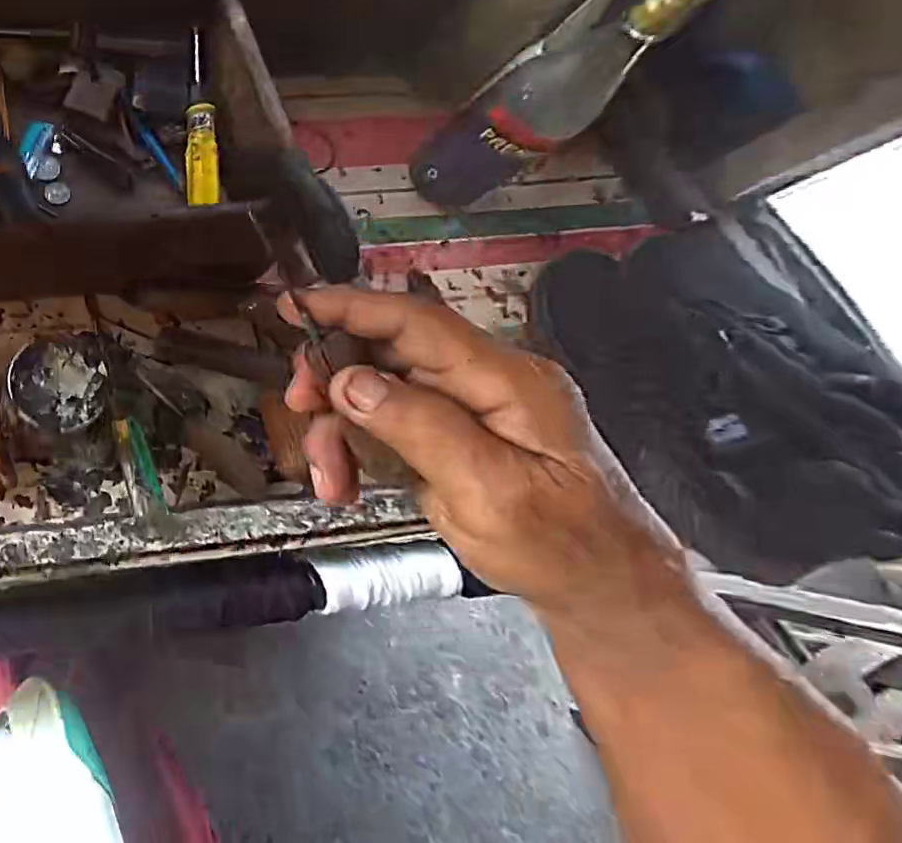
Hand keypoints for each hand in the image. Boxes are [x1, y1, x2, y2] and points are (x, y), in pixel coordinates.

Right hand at [281, 286, 694, 625]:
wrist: (604, 596)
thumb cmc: (567, 550)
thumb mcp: (491, 494)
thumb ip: (420, 429)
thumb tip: (351, 382)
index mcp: (505, 381)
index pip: (415, 323)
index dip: (350, 307)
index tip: (297, 305)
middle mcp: (480, 383)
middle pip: (384, 352)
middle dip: (332, 377)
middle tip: (299, 404)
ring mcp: (462, 409)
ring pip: (372, 391)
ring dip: (337, 428)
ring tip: (328, 476)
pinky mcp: (444, 435)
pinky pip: (381, 424)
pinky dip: (352, 449)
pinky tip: (345, 483)